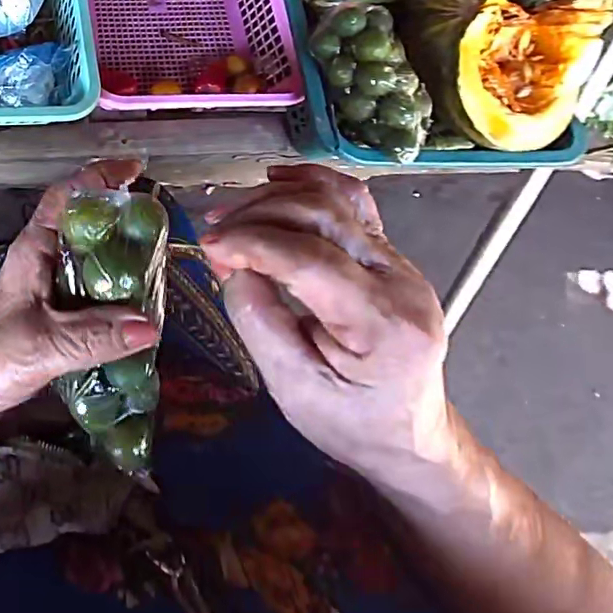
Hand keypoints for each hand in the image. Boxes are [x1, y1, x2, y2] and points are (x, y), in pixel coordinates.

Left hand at [0, 160, 162, 424]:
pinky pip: (91, 281)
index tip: (133, 169)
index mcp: (33, 248)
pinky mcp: (55, 306)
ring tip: (159, 251)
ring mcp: (48, 281)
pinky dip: (115, 280)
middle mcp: (42, 256)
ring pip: (88, 250)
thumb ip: (96, 336)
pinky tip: (140, 294)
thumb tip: (151, 324)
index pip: (65, 196)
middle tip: (158, 216)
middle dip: (118, 211)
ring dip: (120, 246)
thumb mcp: (46, 345)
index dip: (97, 176)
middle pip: (82, 219)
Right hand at [200, 166, 457, 485]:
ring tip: (228, 218)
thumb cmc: (349, 421)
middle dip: (255, 217)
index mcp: (385, 326)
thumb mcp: (291, 386)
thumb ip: (257, 318)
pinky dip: (307, 182)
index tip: (208, 247)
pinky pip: (349, 199)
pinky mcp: (385, 251)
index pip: (312, 259)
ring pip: (331, 198)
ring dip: (271, 199)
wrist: (405, 433)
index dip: (252, 243)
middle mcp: (401, 281)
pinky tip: (273, 180)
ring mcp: (398, 261)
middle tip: (213, 239)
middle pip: (321, 216)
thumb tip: (232, 263)